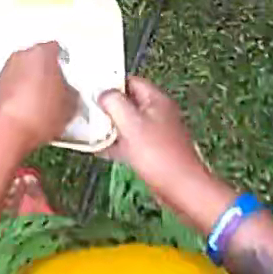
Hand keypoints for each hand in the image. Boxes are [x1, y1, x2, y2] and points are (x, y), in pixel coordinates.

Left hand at [0, 42, 78, 154]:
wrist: (7, 131)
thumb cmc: (39, 113)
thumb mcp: (70, 106)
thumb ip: (72, 93)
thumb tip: (68, 93)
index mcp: (42, 53)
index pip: (56, 50)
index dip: (64, 63)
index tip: (68, 75)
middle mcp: (21, 55)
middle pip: (38, 59)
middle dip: (47, 73)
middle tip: (57, 91)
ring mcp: (6, 70)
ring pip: (25, 72)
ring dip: (33, 84)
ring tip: (44, 106)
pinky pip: (14, 85)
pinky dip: (21, 94)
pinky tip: (30, 112)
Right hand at [98, 77, 234, 230]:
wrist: (184, 192)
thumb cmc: (157, 154)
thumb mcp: (131, 122)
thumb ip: (113, 102)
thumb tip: (102, 93)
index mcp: (156, 100)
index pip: (130, 81)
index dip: (111, 83)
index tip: (92, 89)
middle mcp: (158, 113)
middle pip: (128, 102)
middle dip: (108, 105)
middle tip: (87, 109)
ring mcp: (157, 134)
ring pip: (128, 123)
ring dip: (110, 126)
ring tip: (88, 128)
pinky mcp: (155, 153)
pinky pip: (131, 142)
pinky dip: (117, 144)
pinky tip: (99, 149)